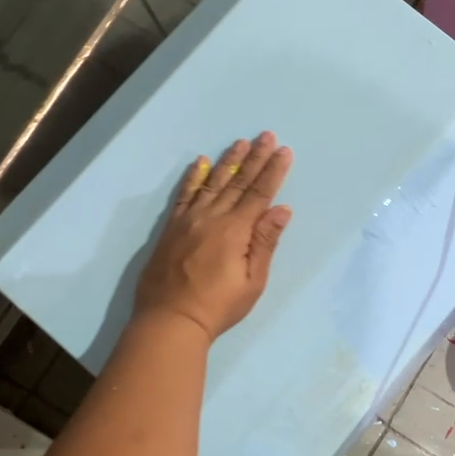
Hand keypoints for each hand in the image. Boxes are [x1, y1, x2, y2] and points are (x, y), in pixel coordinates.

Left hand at [134, 132, 292, 341]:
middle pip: (238, 182)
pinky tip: (200, 163)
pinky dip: (193, 177)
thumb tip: (281, 209)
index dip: (274, 172)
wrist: (169, 320)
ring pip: (212, 182)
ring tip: (240, 142)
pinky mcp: (172, 227)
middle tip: (266, 135)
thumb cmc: (218, 306)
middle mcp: (212, 217)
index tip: (284, 151)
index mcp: (235, 230)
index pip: (260, 194)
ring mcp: (188, 220)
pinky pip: (184, 194)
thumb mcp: (252, 281)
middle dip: (255, 158)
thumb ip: (265, 242)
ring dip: (228, 161)